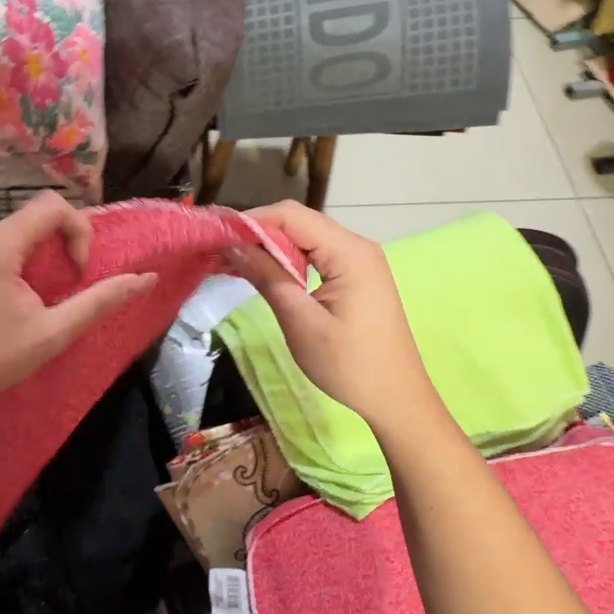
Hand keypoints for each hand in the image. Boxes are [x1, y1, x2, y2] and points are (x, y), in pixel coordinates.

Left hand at [0, 191, 156, 412]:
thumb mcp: (54, 333)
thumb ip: (100, 301)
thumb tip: (146, 279)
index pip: (52, 206)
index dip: (78, 231)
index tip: (79, 272)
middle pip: (38, 211)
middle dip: (67, 238)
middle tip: (73, 278)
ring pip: (24, 226)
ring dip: (49, 248)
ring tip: (56, 287)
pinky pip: (8, 241)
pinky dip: (30, 255)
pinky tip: (33, 291)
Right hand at [224, 200, 435, 426]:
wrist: (396, 397)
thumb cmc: (349, 364)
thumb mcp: (300, 321)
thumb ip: (267, 276)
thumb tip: (232, 245)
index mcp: (349, 252)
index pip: (291, 216)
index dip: (252, 220)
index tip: (217, 236)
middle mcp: (357, 246)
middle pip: (299, 221)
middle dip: (258, 231)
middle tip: (221, 250)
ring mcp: (360, 260)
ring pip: (306, 236)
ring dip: (271, 245)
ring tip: (236, 261)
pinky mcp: (356, 275)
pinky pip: (317, 253)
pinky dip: (288, 258)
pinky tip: (266, 273)